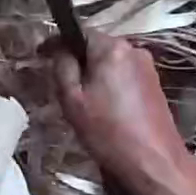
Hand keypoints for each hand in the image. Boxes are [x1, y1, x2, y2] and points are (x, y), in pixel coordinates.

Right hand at [53, 31, 193, 192]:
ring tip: (84, 102)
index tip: (41, 55)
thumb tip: (60, 50)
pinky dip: (110, 85)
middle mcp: (133, 49)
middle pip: (96, 47)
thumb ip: (63, 68)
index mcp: (112, 48)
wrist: (154, 162)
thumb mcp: (73, 100)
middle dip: (78, 62)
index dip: (57, 42)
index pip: (78, 32)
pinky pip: (124, 75)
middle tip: (62, 87)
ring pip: (110, 63)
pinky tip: (106, 109)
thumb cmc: (108, 132)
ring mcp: (147, 67)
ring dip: (95, 75)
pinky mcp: (154, 84)